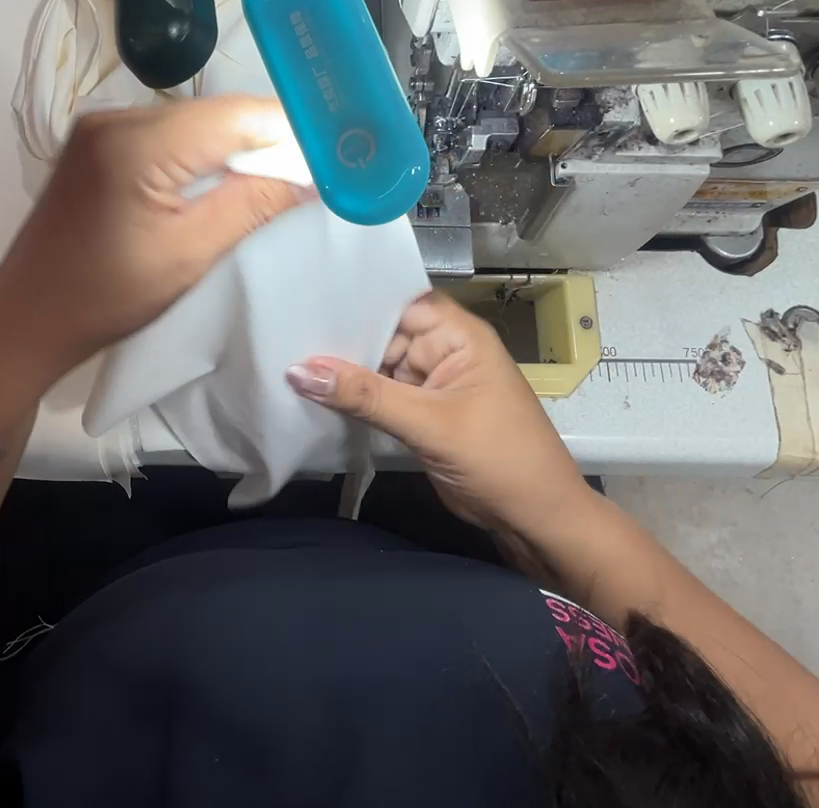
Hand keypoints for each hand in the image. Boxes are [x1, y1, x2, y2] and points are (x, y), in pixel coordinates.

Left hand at [0, 96, 310, 364]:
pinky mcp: (95, 144)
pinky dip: (199, 155)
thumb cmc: (105, 298)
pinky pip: (165, 136)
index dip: (288, 131)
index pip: (235, 115)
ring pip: (192, 123)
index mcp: (136, 143)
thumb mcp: (189, 255)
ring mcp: (99, 128)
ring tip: (270, 184)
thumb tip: (310, 176)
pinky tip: (218, 183)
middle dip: (264, 141)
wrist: (26, 319)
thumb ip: (252, 205)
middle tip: (309, 174)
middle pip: (214, 114)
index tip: (332, 154)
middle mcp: (114, 118)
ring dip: (233, 149)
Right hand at [286, 292, 589, 528]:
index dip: (358, 297)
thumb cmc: (500, 460)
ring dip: (341, 370)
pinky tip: (311, 392)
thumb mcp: (430, 424)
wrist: (536, 522)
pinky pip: (379, 396)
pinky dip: (352, 398)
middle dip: (340, 337)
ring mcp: (430, 384)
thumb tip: (297, 370)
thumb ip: (365, 396)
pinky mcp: (419, 414)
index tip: (306, 295)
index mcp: (458, 336)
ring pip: (376, 366)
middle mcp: (442, 351)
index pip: (401, 301)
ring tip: (285, 357)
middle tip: (282, 332)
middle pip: (382, 333)